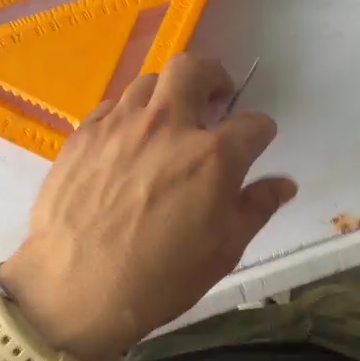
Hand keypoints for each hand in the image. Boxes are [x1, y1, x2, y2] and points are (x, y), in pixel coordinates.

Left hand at [0, 55, 296, 360]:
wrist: (75, 289)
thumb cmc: (160, 279)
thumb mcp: (223, 252)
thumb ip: (256, 208)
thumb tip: (284, 184)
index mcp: (213, 156)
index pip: (253, 125)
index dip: (261, 132)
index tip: (258, 142)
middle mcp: (168, 126)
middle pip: (194, 70)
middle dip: (213, 77)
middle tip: (215, 100)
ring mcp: (119, 125)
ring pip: (149, 82)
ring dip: (168, 94)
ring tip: (170, 121)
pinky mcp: (82, 135)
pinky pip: (112, 107)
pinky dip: (129, 116)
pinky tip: (128, 143)